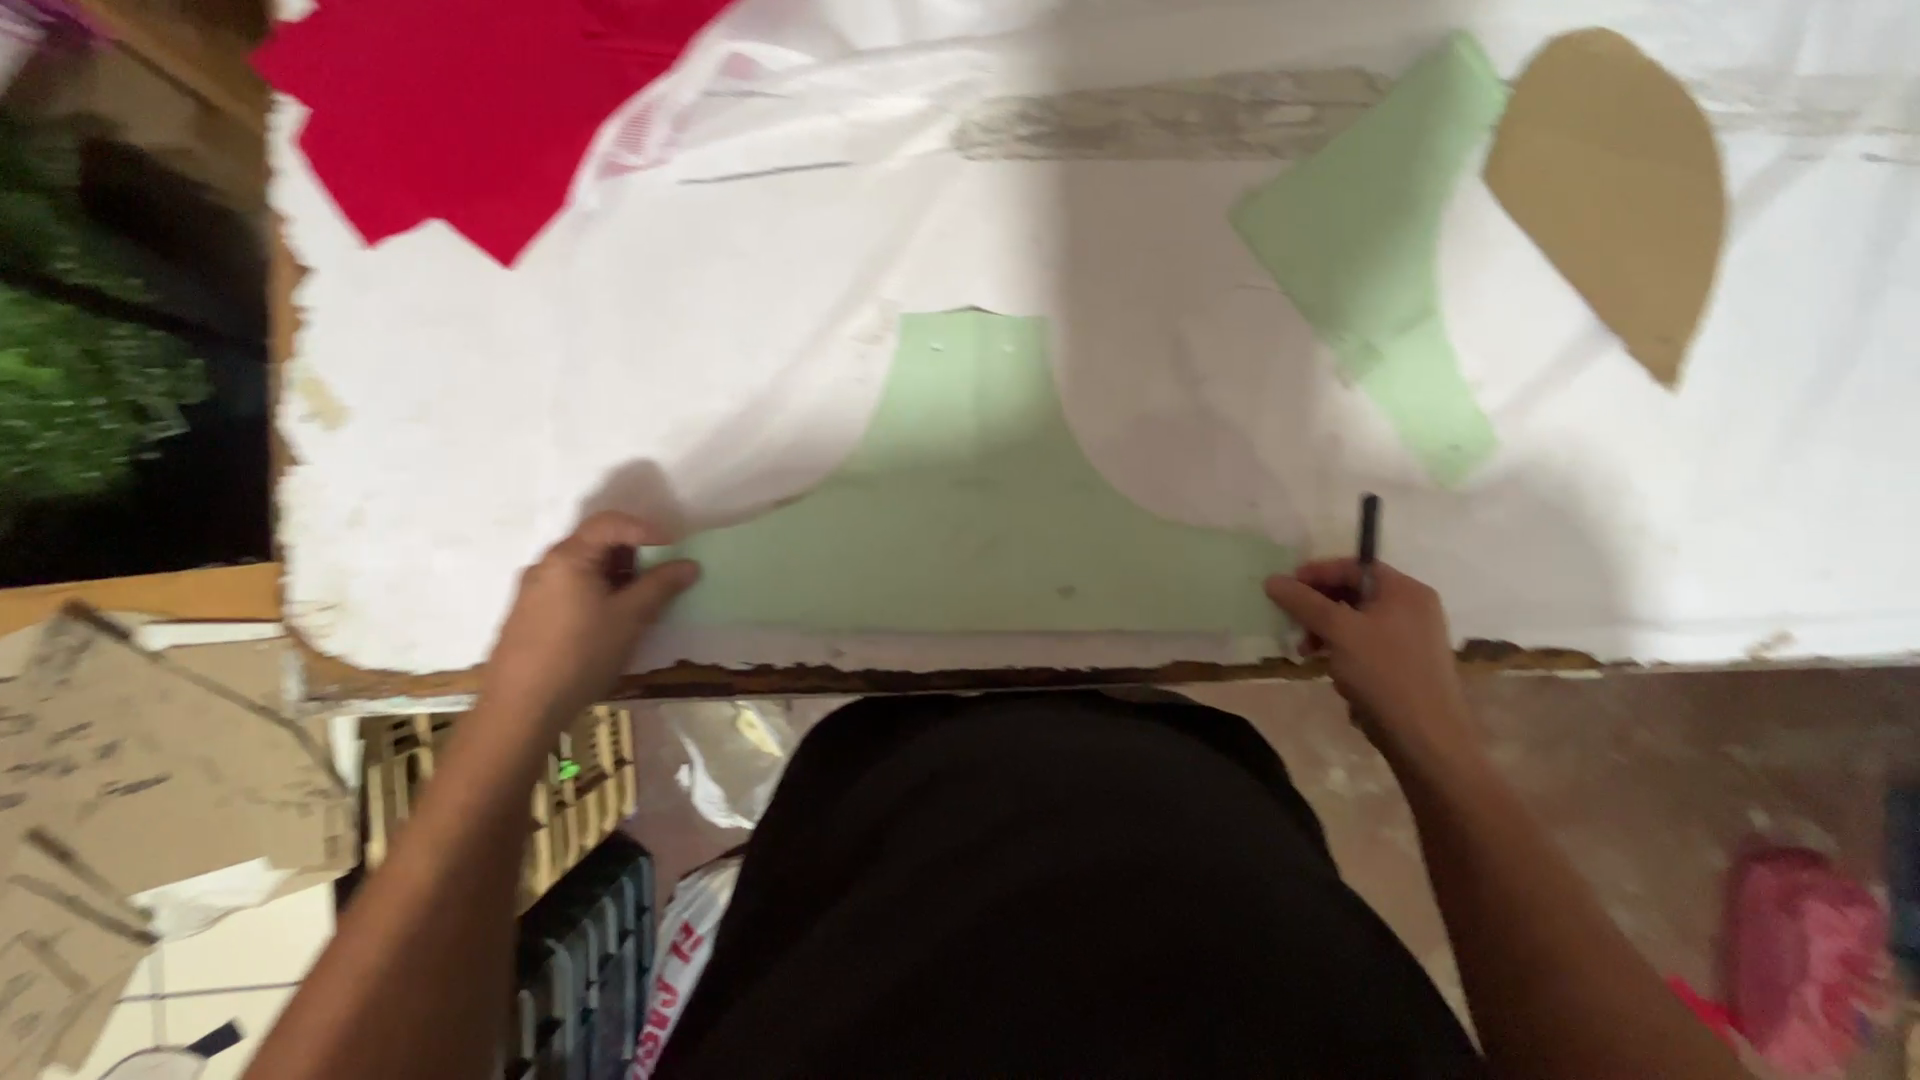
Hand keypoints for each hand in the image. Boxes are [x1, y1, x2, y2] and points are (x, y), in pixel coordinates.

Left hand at [479, 512, 699, 730]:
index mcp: (568, 556)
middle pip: (595, 543)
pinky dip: (596, 592)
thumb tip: (689, 564)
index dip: (647, 530)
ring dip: (616, 575)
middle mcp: (545, 564)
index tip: (675, 550)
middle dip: (634, 554)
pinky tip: (609, 622)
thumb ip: (660, 586)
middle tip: (662, 575)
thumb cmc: (580, 654)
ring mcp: (532, 590)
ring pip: (582, 568)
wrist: (520, 707)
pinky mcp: (528, 614)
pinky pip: (569, 588)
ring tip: (640, 602)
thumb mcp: (629, 618)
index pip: (611, 523)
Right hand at [1263, 559, 1479, 769]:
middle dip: (1318, 606)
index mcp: (1405, 591)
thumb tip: (1272, 580)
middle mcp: (1413, 608)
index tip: (1285, 588)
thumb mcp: (1338, 631)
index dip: (1316, 573)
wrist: (1425, 737)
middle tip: (1292, 622)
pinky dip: (1343, 650)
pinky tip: (1330, 669)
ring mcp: (1412, 637)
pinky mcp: (1406, 664)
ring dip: (1326, 631)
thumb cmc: (1383, 673)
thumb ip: (1304, 602)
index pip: (1354, 566)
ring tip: (1306, 652)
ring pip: (1357, 621)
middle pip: (1355, 593)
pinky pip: (1366, 644)